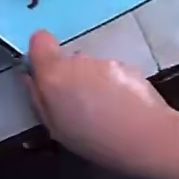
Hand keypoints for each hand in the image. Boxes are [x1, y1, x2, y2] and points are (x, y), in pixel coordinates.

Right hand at [27, 29, 178, 174]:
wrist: (148, 138)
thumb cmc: (93, 139)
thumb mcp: (54, 127)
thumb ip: (37, 98)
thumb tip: (30, 77)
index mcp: (54, 74)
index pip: (39, 40)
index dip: (40, 55)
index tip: (45, 76)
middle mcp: (78, 60)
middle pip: (67, 60)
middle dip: (69, 77)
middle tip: (77, 106)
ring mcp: (105, 62)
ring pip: (90, 67)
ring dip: (92, 82)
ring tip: (103, 112)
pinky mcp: (128, 67)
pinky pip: (111, 73)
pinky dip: (112, 86)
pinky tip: (121, 109)